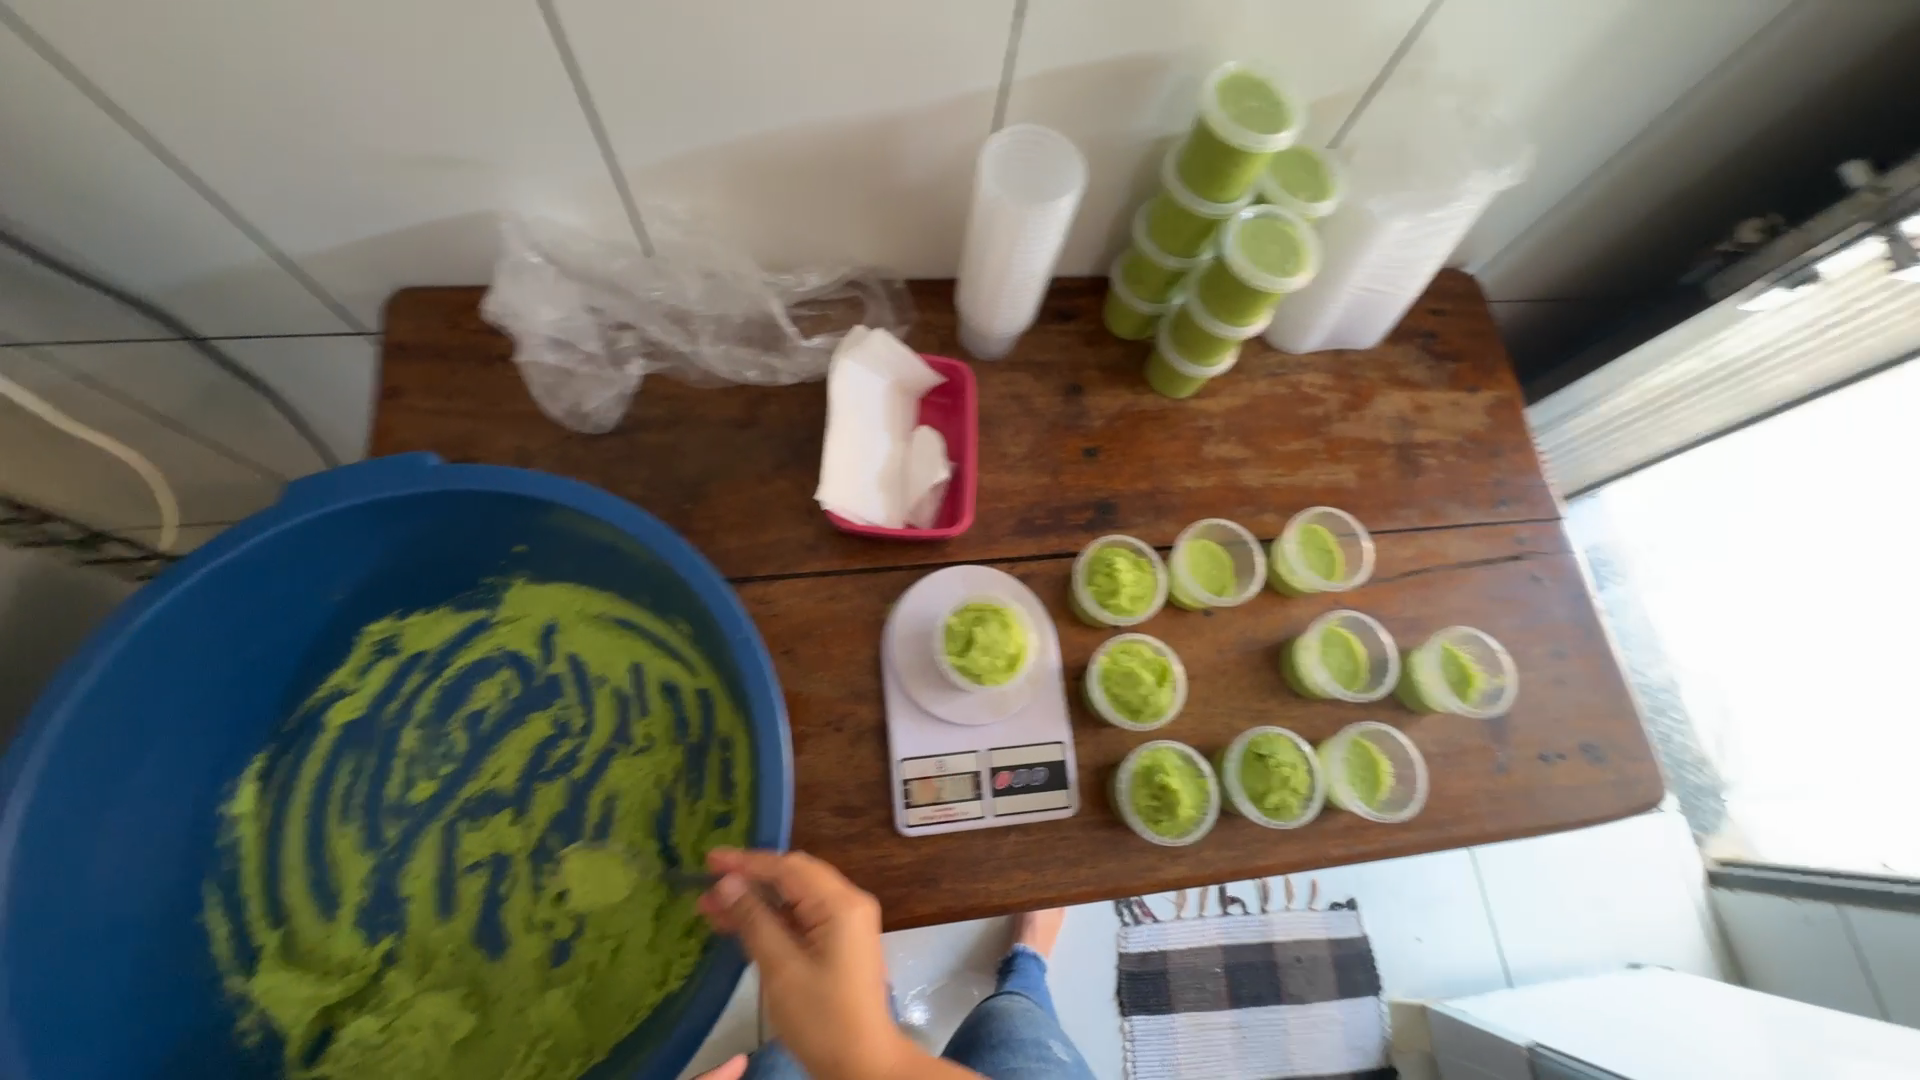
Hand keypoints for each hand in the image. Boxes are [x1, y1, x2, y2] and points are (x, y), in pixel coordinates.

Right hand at [698, 849, 919, 1079]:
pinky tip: (741, 927)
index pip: (789, 867)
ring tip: (712, 911)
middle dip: (750, 880)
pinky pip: (803, 916)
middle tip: (707, 890)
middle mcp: (848, 902)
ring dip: (758, 901)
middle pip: (794, 877)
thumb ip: (755, 921)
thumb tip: (728, 882)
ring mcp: (847, 921)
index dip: (748, 862)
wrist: (864, 1064)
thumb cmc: (822, 1019)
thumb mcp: (781, 970)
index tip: (710, 859)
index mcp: (840, 903)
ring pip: (796, 897)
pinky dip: (773, 919)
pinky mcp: (840, 941)